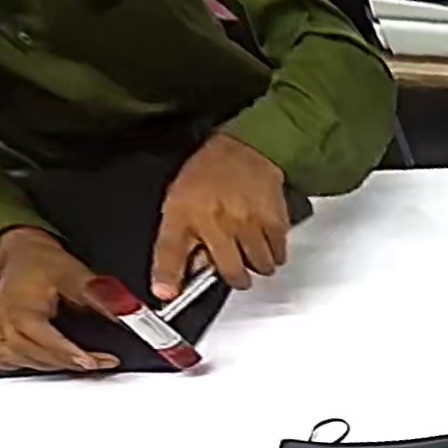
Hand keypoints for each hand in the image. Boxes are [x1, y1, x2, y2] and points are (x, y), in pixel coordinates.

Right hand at [0, 228, 118, 371]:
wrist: (26, 255)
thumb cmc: (49, 265)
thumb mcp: (81, 276)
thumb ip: (104, 297)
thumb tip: (129, 313)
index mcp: (20, 298)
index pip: (31, 328)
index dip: (60, 348)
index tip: (90, 361)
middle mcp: (2, 312)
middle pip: (22, 346)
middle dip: (65, 360)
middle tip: (102, 362)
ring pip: (9, 354)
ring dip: (49, 365)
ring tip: (85, 363)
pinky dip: (18, 363)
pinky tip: (44, 364)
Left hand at [151, 132, 288, 298]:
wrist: (245, 154)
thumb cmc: (211, 175)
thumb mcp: (182, 199)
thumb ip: (187, 235)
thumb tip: (195, 269)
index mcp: (183, 212)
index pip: (171, 250)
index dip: (169, 275)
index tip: (167, 294)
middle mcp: (214, 220)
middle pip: (231, 271)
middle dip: (236, 276)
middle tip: (236, 268)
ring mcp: (247, 224)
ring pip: (260, 266)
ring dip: (258, 262)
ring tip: (251, 246)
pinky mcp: (274, 226)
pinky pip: (279, 255)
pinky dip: (275, 252)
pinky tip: (265, 237)